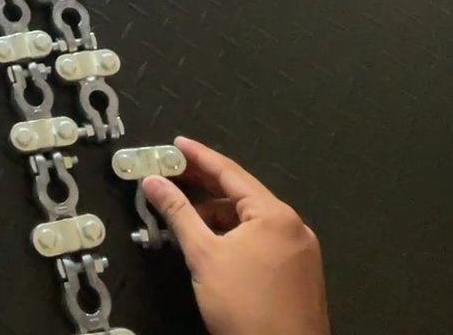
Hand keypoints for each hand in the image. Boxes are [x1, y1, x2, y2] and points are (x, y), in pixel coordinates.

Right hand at [142, 136, 329, 334]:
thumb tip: (152, 181)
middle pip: (242, 194)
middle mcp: (293, 228)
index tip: (176, 143)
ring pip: (250, 219)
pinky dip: (233, 233)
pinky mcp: (298, 275)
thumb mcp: (203, 255)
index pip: (230, 173)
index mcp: (275, 216)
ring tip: (184, 210)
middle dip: (205, 184)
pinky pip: (261, 239)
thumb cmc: (244, 308)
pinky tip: (210, 239)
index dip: (199, 156)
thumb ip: (177, 212)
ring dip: (217, 212)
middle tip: (173, 171)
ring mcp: (300, 253)